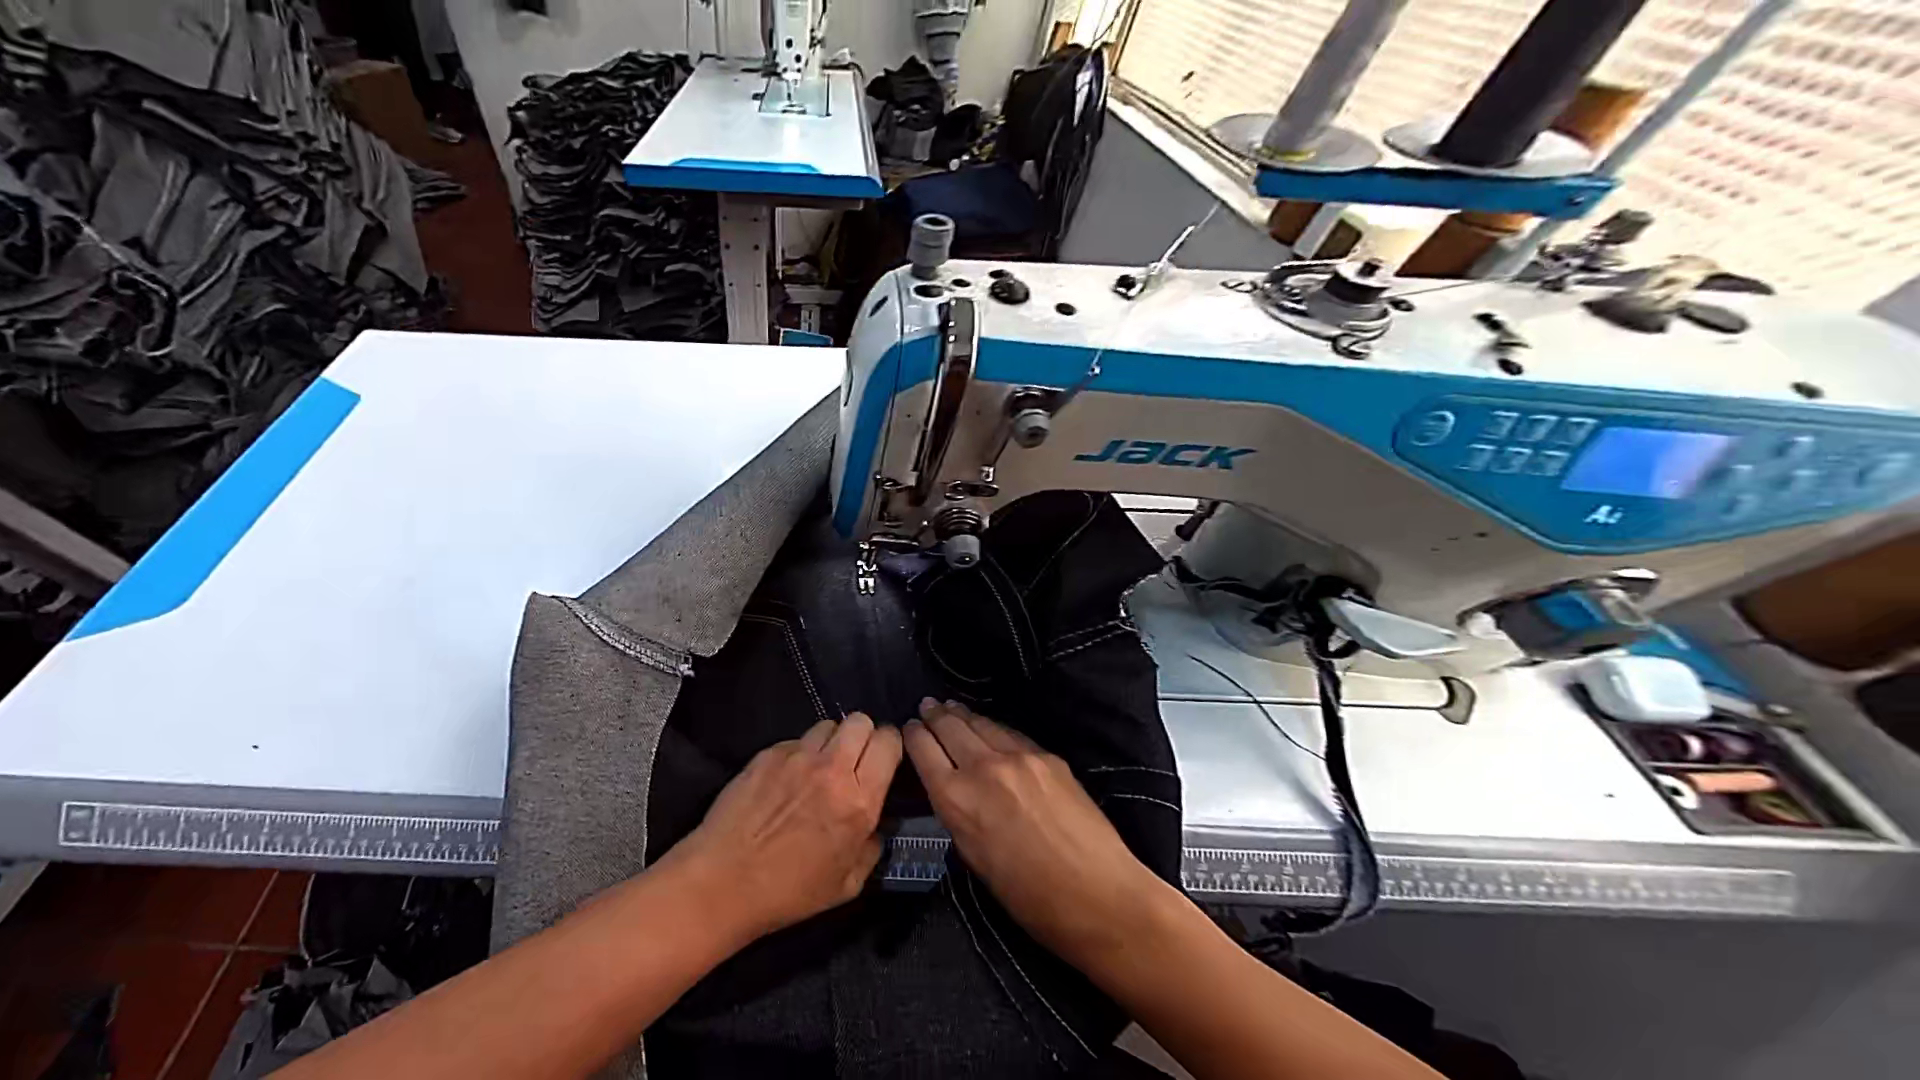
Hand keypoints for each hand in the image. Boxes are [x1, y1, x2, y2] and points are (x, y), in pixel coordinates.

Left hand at [664, 713, 902, 942]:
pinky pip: (794, 741)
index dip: (889, 747)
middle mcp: (832, 769)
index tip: (883, 760)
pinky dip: (797, 755)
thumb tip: (876, 827)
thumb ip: (872, 848)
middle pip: (860, 721)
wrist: (721, 884)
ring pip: (827, 725)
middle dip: (862, 736)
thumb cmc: (788, 893)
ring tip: (819, 767)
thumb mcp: (847, 884)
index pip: (889, 741)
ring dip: (830, 742)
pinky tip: (785, 780)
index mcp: (860, 799)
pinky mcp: (767, 755)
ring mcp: (797, 757)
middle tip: (853, 760)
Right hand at [903, 698, 1165, 957]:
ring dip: (962, 714)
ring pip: (981, 723)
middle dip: (934, 716)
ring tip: (950, 706)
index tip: (909, 728)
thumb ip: (960, 816)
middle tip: (926, 705)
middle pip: (950, 728)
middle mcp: (983, 768)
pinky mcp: (1047, 756)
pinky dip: (992, 726)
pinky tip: (988, 725)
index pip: (924, 751)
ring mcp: (1019, 757)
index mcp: (957, 800)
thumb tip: (954, 791)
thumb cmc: (1030, 898)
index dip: (913, 736)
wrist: (1098, 893)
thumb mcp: (975, 860)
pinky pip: (1011, 733)